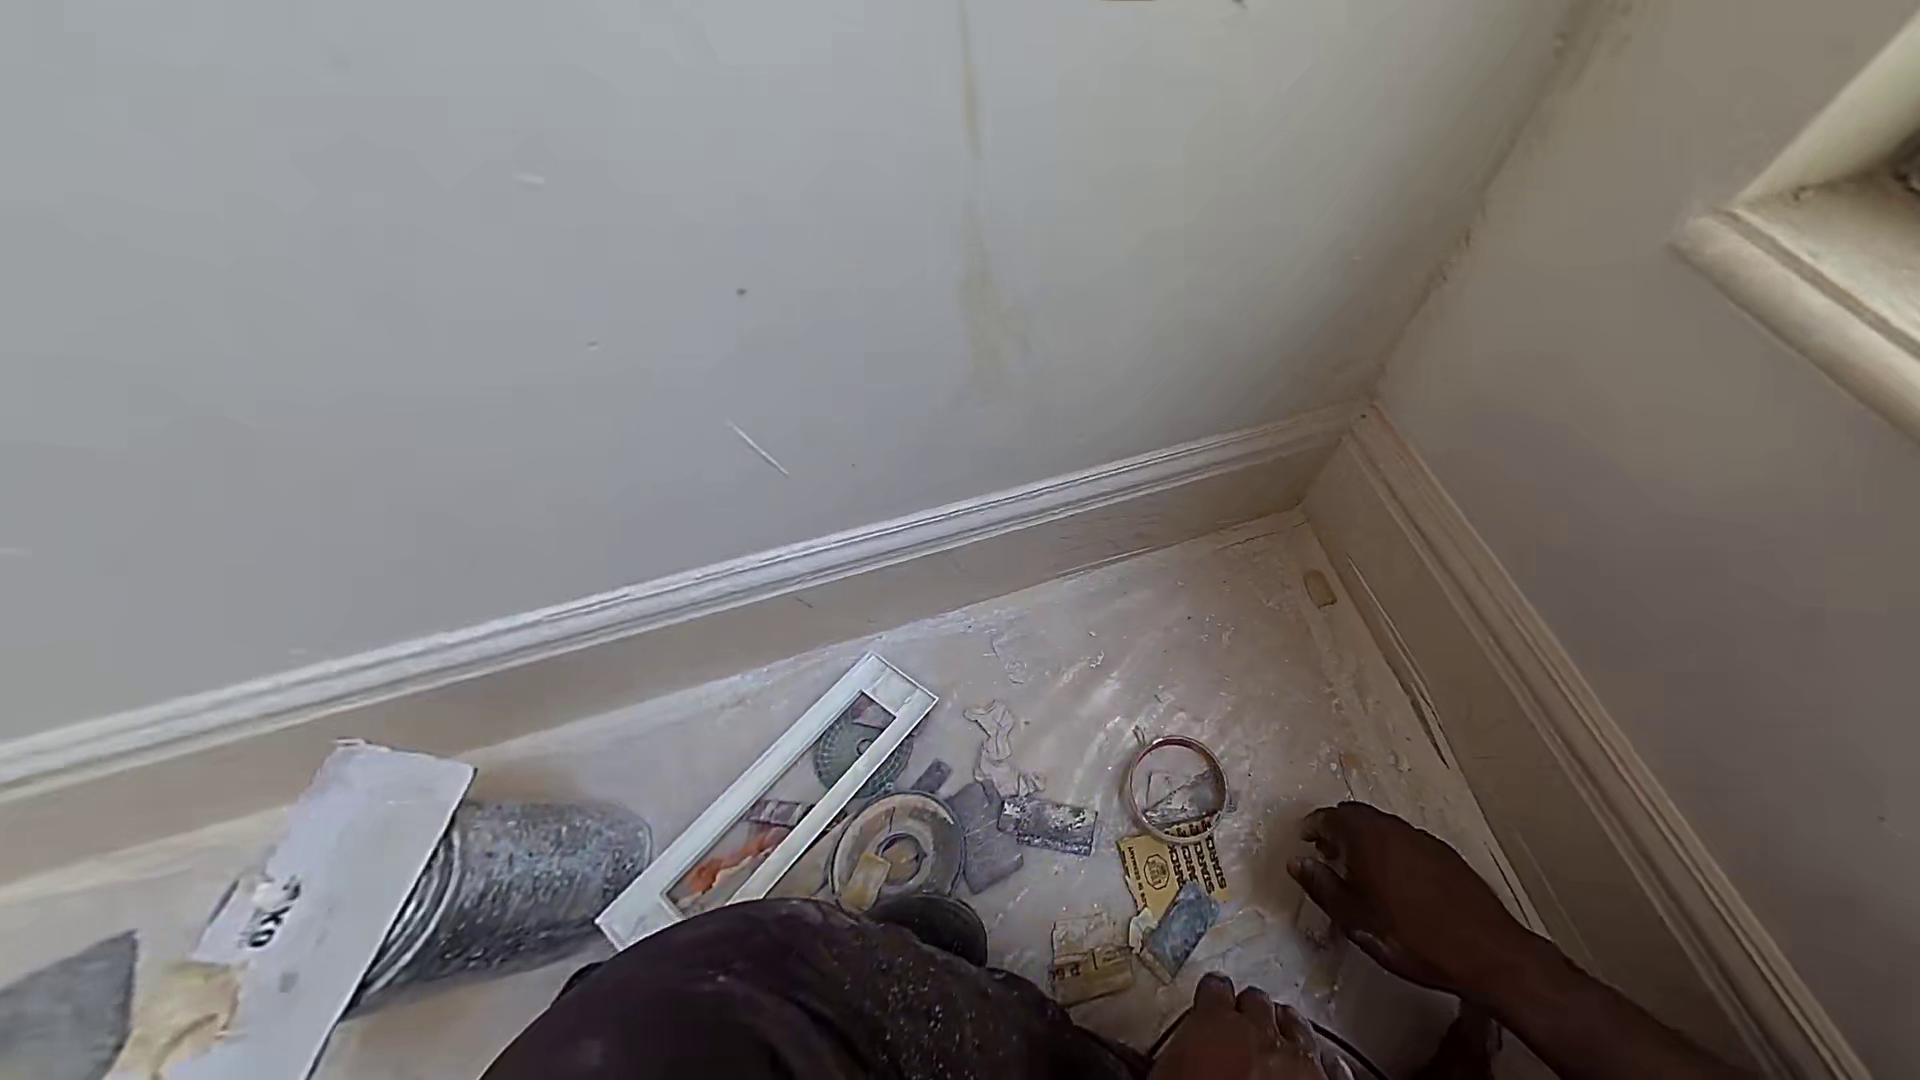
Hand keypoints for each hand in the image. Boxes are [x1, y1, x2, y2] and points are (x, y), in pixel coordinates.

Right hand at [1149, 973, 1343, 1079]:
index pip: (1215, 987)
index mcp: (1215, 1022)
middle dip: (1250, 1009)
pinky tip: (1326, 1066)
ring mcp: (1301, 1063)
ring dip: (1287, 1029)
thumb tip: (1178, 1058)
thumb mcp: (1170, 1077)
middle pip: (1257, 1001)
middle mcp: (1260, 1032)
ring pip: (1298, 1027)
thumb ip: (1179, 1055)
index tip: (1212, 998)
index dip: (1213, 994)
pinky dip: (1328, 1065)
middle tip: (1244, 1020)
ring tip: (1282, 1035)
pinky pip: (1336, 1069)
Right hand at [1287, 802, 1549, 997]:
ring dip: (1366, 840)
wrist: (1492, 956)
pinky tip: (1398, 882)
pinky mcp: (1448, 857)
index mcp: (1363, 835)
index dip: (1311, 828)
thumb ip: (1320, 886)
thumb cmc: (1411, 935)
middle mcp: (1391, 827)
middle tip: (1328, 853)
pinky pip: (1407, 842)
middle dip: (1337, 829)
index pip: (1326, 817)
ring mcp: (1423, 839)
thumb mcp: (1353, 917)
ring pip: (1383, 828)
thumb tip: (1297, 863)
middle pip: (1355, 815)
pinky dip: (1392, 851)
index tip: (1304, 842)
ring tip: (1362, 870)